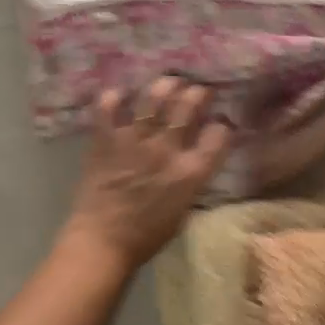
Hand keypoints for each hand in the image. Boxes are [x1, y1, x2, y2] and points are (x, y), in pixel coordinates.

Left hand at [62, 78, 232, 271]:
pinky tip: (120, 94)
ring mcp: (134, 141)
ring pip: (153, 98)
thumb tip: (194, 160)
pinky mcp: (106, 139)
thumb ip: (191, 180)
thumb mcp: (182, 211)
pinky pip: (108, 107)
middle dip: (197, 92)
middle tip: (197, 90)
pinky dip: (113, 97)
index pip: (218, 135)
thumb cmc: (146, 236)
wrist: (102, 242)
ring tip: (168, 82)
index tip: (219, 121)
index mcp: (190, 172)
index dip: (222, 125)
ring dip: (164, 85)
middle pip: (188, 106)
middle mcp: (166, 149)